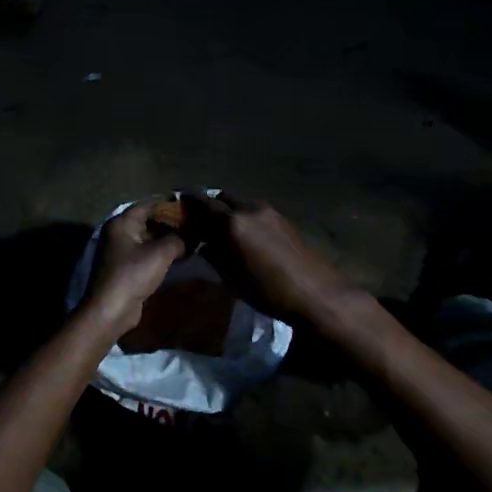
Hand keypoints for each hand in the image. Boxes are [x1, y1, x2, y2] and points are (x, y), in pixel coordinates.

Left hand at [83, 199, 187, 333]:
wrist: (111, 310)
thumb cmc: (133, 274)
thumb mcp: (161, 253)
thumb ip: (178, 239)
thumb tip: (190, 238)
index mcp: (122, 222)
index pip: (149, 203)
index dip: (170, 203)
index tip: (190, 205)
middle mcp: (119, 232)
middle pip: (149, 220)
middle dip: (171, 222)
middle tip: (194, 223)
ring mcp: (122, 250)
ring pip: (149, 237)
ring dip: (168, 238)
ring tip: (192, 238)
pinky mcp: (126, 266)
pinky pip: (147, 252)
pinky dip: (162, 251)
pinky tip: (180, 254)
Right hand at [190, 193, 361, 326]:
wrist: (315, 293)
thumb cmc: (268, 291)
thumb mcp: (232, 278)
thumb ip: (214, 254)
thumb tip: (203, 243)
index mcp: (232, 222)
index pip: (202, 204)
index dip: (187, 202)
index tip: (175, 201)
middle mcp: (249, 208)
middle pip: (222, 198)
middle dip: (209, 206)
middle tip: (199, 221)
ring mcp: (269, 211)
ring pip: (240, 203)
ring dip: (228, 212)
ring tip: (222, 231)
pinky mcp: (283, 219)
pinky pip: (255, 211)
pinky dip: (244, 218)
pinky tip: (245, 236)